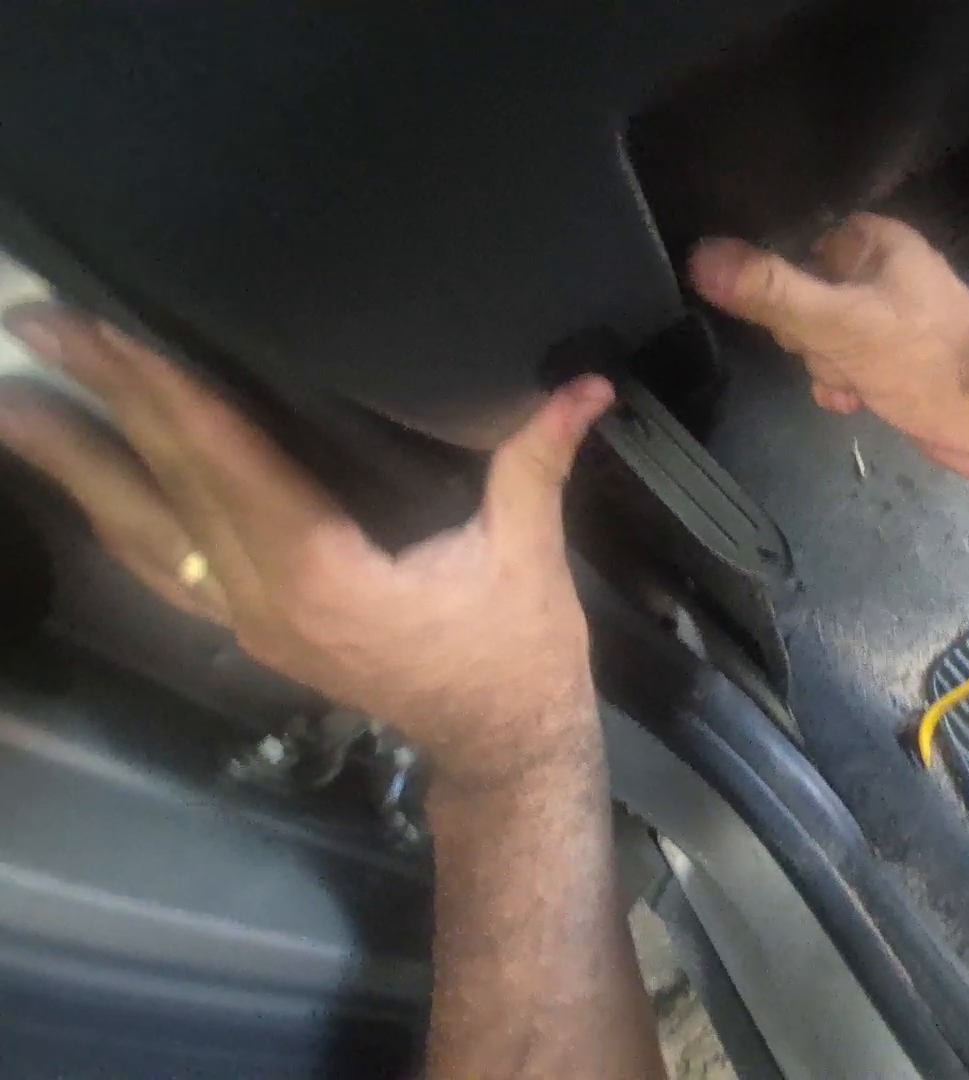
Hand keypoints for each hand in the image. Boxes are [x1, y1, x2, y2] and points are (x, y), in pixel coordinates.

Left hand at [0, 305, 612, 788]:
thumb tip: (588, 388)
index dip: (175, 396)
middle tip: (45, 324)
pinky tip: (96, 496)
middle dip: (112, 406)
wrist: (505, 738)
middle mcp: (264, 602)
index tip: (115, 330)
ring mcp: (251, 624)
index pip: (235, 469)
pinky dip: (125, 524)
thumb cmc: (522, 650)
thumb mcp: (531, 554)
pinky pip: (170, 573)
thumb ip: (539, 463)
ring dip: (82, 468)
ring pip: (146, 539)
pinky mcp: (260, 634)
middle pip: (174, 492)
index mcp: (327, 577)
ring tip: (17, 403)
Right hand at [689, 213, 968, 481]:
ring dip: (828, 368)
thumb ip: (773, 292)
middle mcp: (879, 274)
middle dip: (811, 339)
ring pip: (820, 339)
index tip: (791, 319)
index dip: (780, 287)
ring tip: (858, 382)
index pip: (791, 247)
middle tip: (839, 353)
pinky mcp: (893, 360)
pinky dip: (845, 385)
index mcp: (871, 243)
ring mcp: (887, 319)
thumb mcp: (842, 323)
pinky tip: (856, 401)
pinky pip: (844, 365)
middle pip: (801, 299)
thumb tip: (700, 257)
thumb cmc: (926, 360)